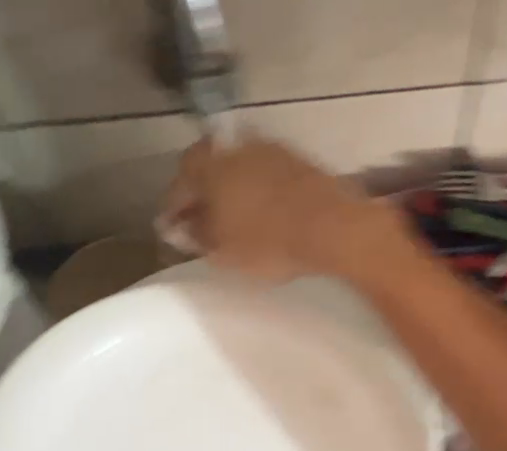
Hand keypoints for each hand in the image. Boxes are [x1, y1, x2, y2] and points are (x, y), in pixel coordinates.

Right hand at [161, 137, 417, 283]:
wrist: (332, 225)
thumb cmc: (267, 239)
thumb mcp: (222, 250)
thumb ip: (196, 236)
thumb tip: (181, 230)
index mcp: (205, 163)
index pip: (177, 185)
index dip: (173, 212)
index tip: (174, 233)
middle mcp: (232, 145)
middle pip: (207, 171)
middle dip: (202, 197)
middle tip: (202, 225)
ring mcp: (268, 147)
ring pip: (237, 170)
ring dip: (231, 192)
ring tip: (233, 222)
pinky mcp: (296, 160)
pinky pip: (265, 176)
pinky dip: (257, 192)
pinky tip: (262, 214)